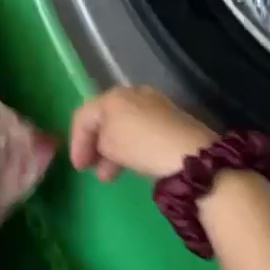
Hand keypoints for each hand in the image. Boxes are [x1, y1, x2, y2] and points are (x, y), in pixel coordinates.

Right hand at [69, 86, 217, 181]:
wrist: (192, 155)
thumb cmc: (141, 146)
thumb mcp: (109, 146)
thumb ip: (98, 143)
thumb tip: (104, 146)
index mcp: (111, 95)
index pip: (84, 116)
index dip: (76, 141)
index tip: (78, 167)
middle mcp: (132, 93)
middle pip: (105, 119)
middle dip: (96, 145)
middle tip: (92, 168)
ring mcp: (155, 104)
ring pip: (125, 126)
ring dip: (114, 150)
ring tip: (111, 175)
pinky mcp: (173, 119)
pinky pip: (142, 130)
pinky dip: (133, 147)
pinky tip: (133, 164)